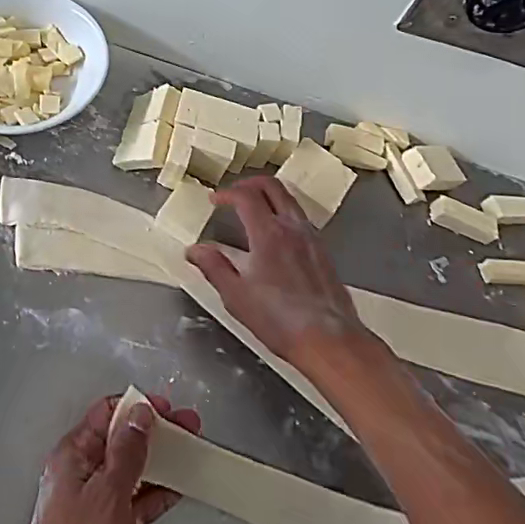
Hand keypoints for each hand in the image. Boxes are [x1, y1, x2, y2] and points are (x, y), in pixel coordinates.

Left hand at [22, 394, 202, 523]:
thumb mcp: (107, 493)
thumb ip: (127, 451)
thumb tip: (140, 417)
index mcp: (70, 457)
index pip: (106, 414)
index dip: (136, 407)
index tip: (164, 409)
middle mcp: (77, 476)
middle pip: (121, 441)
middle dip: (154, 433)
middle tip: (182, 427)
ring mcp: (90, 504)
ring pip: (130, 470)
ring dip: (158, 461)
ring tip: (185, 452)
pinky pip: (134, 499)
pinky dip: (155, 492)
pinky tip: (172, 488)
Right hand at [184, 177, 378, 373]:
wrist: (328, 339)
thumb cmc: (281, 320)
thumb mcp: (237, 296)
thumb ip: (214, 267)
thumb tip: (196, 250)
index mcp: (268, 233)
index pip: (246, 196)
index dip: (227, 193)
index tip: (215, 199)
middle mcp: (292, 227)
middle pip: (272, 186)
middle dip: (250, 184)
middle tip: (235, 194)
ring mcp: (311, 237)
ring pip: (289, 199)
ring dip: (269, 196)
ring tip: (254, 210)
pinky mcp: (322, 250)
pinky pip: (300, 218)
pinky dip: (284, 213)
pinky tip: (276, 235)